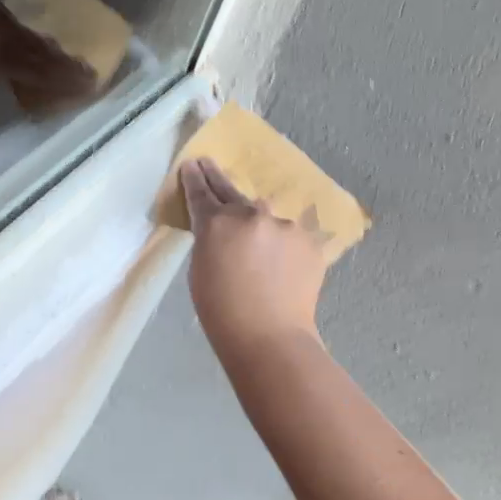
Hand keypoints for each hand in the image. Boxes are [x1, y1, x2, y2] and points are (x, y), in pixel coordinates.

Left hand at [0, 0, 97, 101]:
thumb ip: (5, 74)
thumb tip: (27, 70)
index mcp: (0, 46)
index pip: (45, 62)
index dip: (70, 73)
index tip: (92, 79)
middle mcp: (0, 18)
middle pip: (39, 40)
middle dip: (59, 56)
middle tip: (79, 67)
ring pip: (20, 25)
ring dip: (30, 41)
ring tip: (45, 53)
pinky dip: (4, 27)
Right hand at [180, 158, 327, 354]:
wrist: (269, 336)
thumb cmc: (221, 311)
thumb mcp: (200, 269)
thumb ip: (211, 241)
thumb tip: (225, 232)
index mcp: (216, 222)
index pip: (201, 193)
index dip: (194, 179)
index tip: (192, 165)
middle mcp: (250, 214)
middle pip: (231, 191)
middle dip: (216, 177)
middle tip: (209, 164)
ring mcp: (283, 225)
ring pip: (266, 219)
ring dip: (258, 226)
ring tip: (257, 251)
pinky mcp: (308, 240)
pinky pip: (289, 238)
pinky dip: (283, 247)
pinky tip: (280, 269)